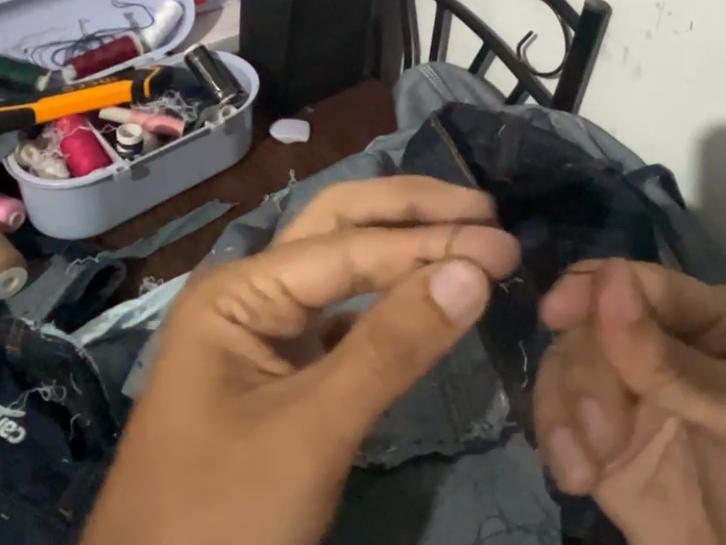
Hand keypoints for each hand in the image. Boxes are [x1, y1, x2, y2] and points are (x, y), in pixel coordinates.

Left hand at [82, 177, 521, 544]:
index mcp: (238, 291)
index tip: (504, 245)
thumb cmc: (222, 514)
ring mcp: (266, 332)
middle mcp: (250, 293)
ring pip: (342, 269)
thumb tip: (475, 271)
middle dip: (410, 214)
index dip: (428, 242)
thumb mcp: (310, 432)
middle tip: (486, 210)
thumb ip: (391, 349)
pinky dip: (391, 302)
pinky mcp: (284, 372)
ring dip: (404, 250)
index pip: (348, 248)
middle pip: (338, 229)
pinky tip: (431, 297)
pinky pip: (345, 319)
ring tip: (471, 238)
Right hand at [533, 260, 725, 544]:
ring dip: (567, 412)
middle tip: (604, 432)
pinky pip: (555, 414)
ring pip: (566, 363)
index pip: (643, 284)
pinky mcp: (600, 442)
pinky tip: (578, 480)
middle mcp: (662, 346)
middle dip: (588, 374)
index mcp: (713, 325)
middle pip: (592, 322)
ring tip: (588, 470)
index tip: (557, 313)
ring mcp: (629, 394)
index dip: (595, 286)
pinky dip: (556, 441)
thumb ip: (674, 362)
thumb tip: (608, 278)